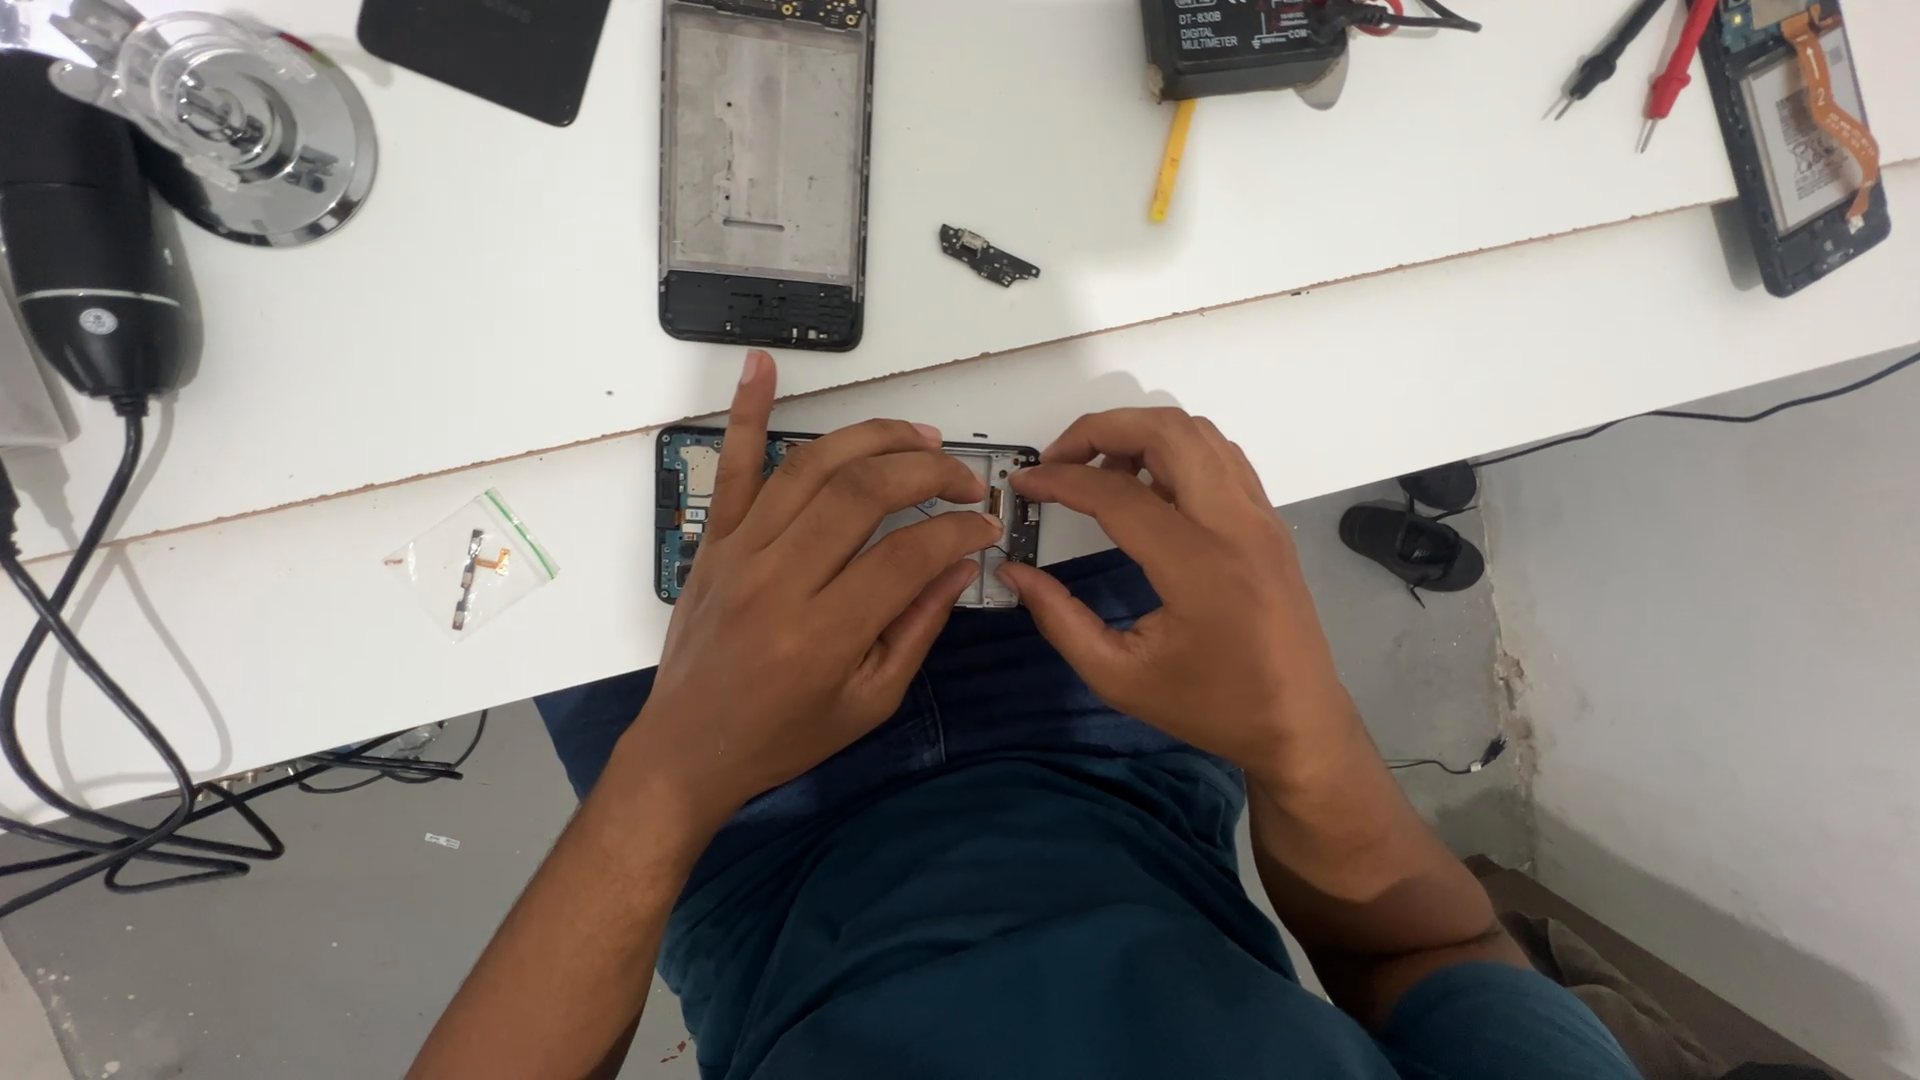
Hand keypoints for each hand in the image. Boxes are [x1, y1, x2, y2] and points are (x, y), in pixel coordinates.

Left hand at [616, 351, 1003, 829]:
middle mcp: (778, 580)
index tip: (985, 529)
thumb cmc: (782, 736)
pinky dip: (747, 410)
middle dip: (929, 472)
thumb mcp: (869, 701)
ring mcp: (739, 551)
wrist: (687, 750)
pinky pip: (732, 466)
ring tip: (920, 436)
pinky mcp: (714, 540)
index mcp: (823, 634)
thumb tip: (960, 564)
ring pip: (813, 466)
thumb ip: (917, 628)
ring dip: (874, 438)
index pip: (908, 555)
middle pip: (864, 493)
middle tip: (964, 481)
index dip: (958, 532)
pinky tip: (762, 364)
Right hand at [998, 408, 1361, 783]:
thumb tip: (1014, 571)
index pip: (1117, 494)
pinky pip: (1220, 456)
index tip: (1024, 485)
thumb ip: (1058, 618)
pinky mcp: (1269, 521)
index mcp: (1198, 566)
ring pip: (1199, 433)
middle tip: (1059, 459)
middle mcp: (1236, 525)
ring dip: (1141, 434)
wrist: (1299, 725)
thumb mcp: (1118, 676)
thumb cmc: (1210, 707)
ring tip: (1099, 472)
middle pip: (1166, 432)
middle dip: (1101, 428)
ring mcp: (1261, 516)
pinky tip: (1147, 485)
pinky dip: (1176, 449)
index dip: (1059, 480)